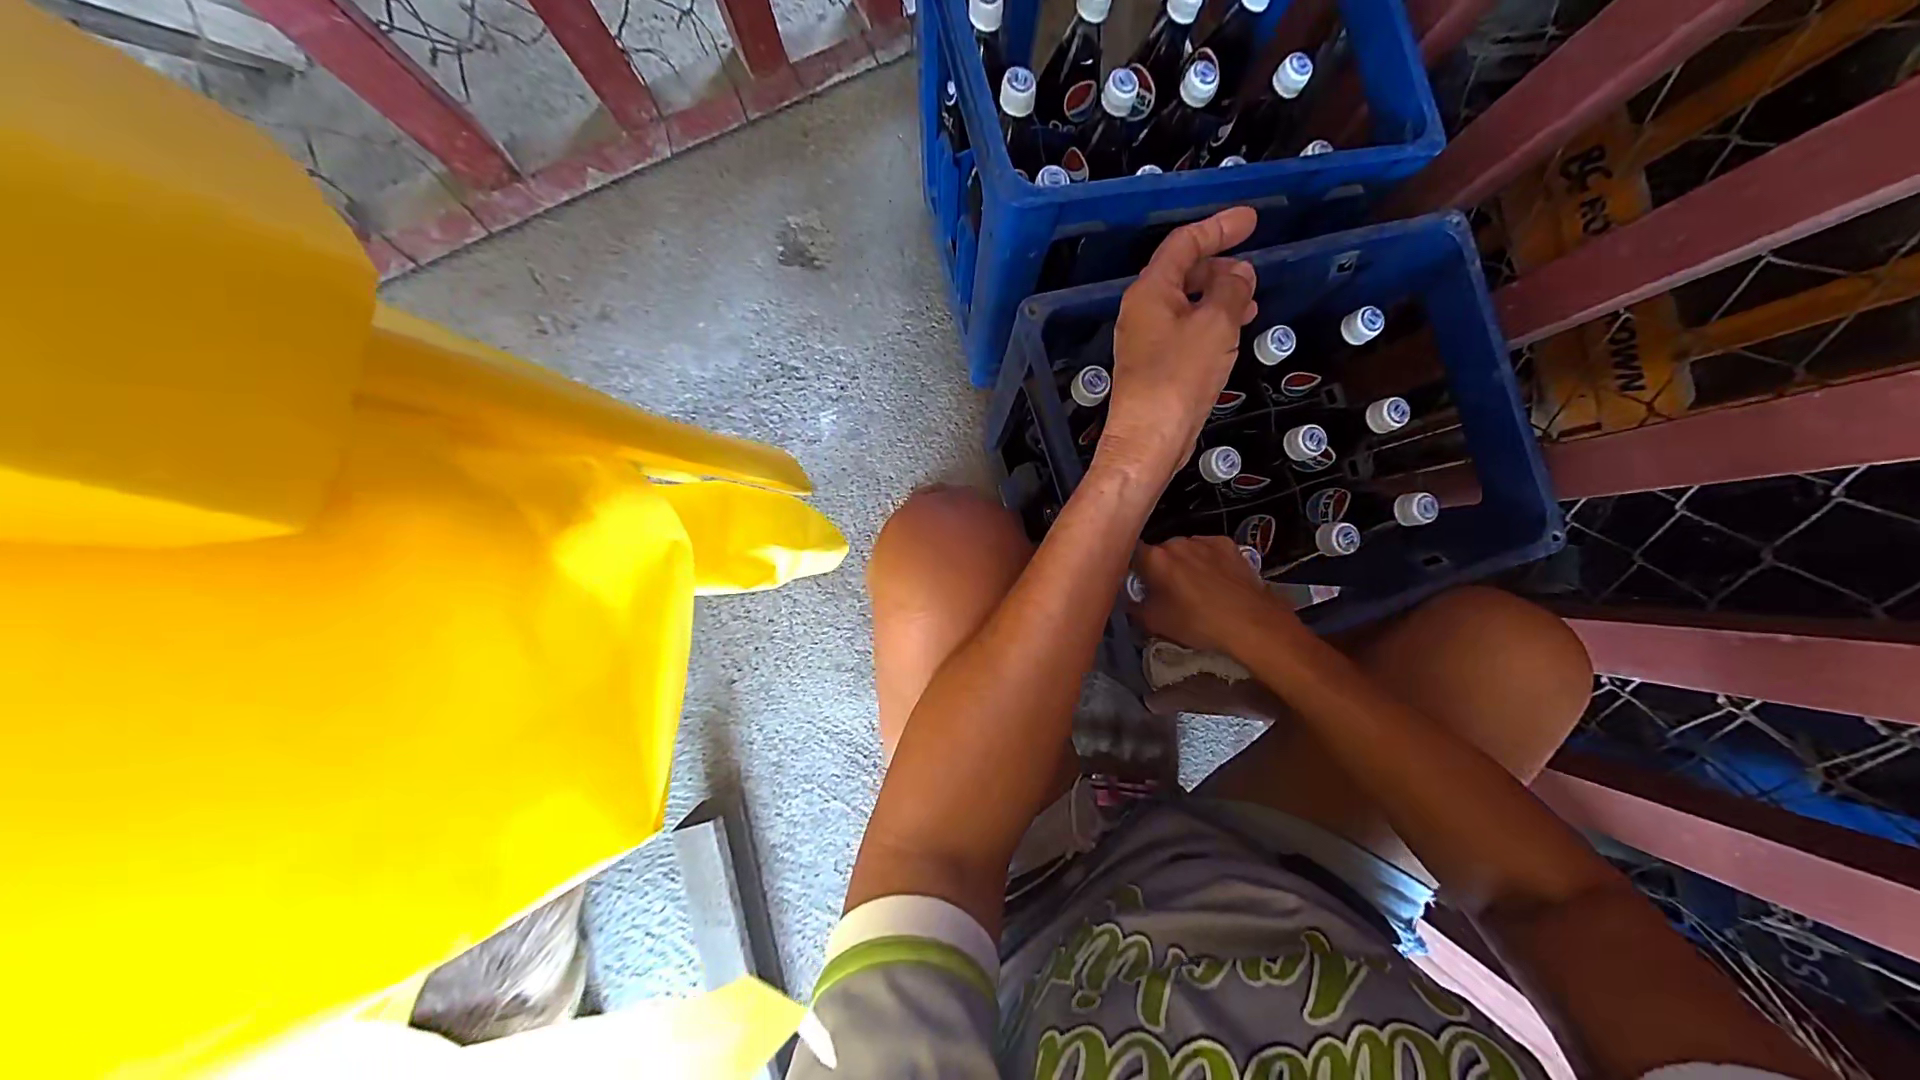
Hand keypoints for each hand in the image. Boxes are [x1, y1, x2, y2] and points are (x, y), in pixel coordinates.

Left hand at [1095, 208, 1259, 485]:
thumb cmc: (1178, 379)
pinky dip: (1210, 323)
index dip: (1219, 227)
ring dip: (1219, 297)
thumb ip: (1231, 290)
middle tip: (1252, 271)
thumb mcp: (1216, 325)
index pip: (1183, 243)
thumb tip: (1240, 273)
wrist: (1149, 438)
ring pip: (1186, 303)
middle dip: (1220, 265)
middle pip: (1182, 272)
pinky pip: (1185, 330)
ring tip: (1250, 301)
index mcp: (1150, 292)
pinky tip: (1230, 333)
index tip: (1250, 219)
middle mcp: (1141, 311)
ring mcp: (1145, 340)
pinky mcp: (1154, 365)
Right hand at [1132, 535, 1297, 655]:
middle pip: (1159, 551)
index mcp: (1154, 558)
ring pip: (1184, 548)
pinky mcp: (1228, 544)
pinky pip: (1207, 548)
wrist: (1251, 622)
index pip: (1131, 552)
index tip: (1135, 580)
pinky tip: (1215, 578)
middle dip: (1159, 566)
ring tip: (1195, 585)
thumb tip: (1128, 599)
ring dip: (1184, 562)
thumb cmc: (1198, 623)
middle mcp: (1177, 542)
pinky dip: (1206, 559)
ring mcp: (1204, 540)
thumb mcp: (1154, 623)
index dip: (1131, 566)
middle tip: (1166, 589)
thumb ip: (1133, 607)